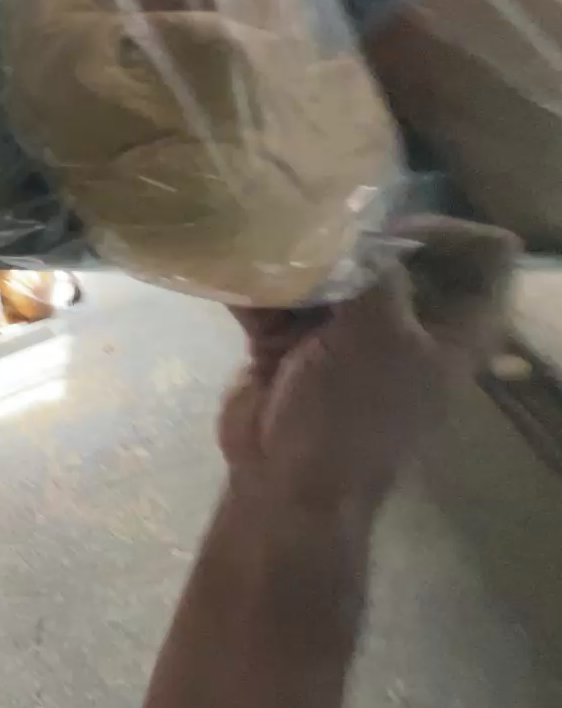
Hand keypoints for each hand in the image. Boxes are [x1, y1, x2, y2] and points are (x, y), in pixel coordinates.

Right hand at [218, 216, 518, 511]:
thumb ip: (373, 278)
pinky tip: (228, 279)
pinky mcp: (284, 345)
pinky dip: (250, 291)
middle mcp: (403, 320)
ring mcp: (339, 334)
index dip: (437, 232)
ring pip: (323, 278)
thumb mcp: (378, 339)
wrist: (287, 475)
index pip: (478, 251)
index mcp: (454, 320)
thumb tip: (351, 232)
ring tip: (258, 256)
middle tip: (305, 238)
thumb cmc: (351, 414)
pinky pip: (270, 304)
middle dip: (347, 243)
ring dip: (290, 266)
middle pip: (389, 257)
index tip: (376, 238)